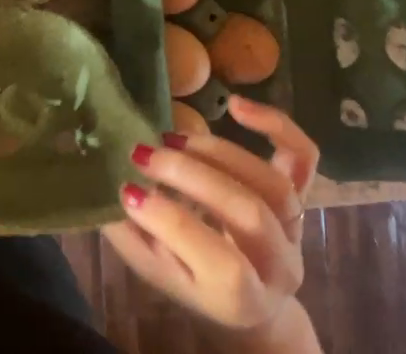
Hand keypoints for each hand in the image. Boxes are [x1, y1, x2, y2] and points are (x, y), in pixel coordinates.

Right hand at [101, 95, 321, 343]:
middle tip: (141, 155)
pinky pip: (303, 159)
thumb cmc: (192, 283)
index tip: (126, 191)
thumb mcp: (154, 270)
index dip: (174, 224)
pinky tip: (236, 106)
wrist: (251, 299)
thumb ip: (130, 232)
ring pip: (274, 185)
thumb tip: (102, 181)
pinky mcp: (301, 197)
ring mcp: (296, 230)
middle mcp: (278, 265)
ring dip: (219, 154)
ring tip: (172, 139)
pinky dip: (277, 127)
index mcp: (242, 297)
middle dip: (191, 177)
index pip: (221, 265)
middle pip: (249, 214)